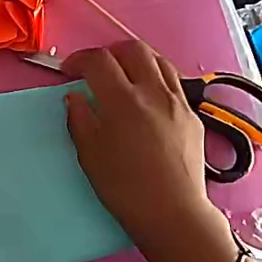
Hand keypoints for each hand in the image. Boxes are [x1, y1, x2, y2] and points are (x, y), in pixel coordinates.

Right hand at [63, 42, 238, 261]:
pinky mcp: (192, 115)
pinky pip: (174, 82)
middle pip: (132, 49)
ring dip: (136, 60)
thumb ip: (80, 119)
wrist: (172, 212)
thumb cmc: (125, 189)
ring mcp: (178, 101)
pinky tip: (148, 97)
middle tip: (96, 69)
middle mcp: (153, 92)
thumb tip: (75, 97)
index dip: (79, 60)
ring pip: (158, 60)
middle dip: (110, 52)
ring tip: (124, 76)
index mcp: (123, 101)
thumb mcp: (90, 155)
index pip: (99, 61)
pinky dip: (156, 78)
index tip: (69, 72)